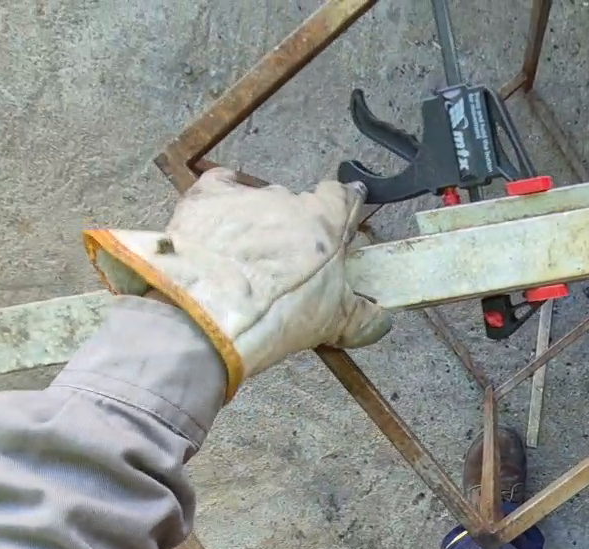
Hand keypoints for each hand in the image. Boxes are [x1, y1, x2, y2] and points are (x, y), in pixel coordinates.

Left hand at [84, 170, 391, 402]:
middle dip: (298, 227)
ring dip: (260, 221)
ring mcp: (246, 196)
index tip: (343, 216)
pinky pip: (222, 185)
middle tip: (291, 260)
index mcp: (324, 224)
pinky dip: (225, 198)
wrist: (215, 313)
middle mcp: (287, 201)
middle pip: (299, 205)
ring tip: (249, 256)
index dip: (344, 206)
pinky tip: (224, 221)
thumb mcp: (336, 323)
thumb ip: (364, 317)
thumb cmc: (281, 313)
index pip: (343, 198)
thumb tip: (381, 318)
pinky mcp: (207, 198)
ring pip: (261, 199)